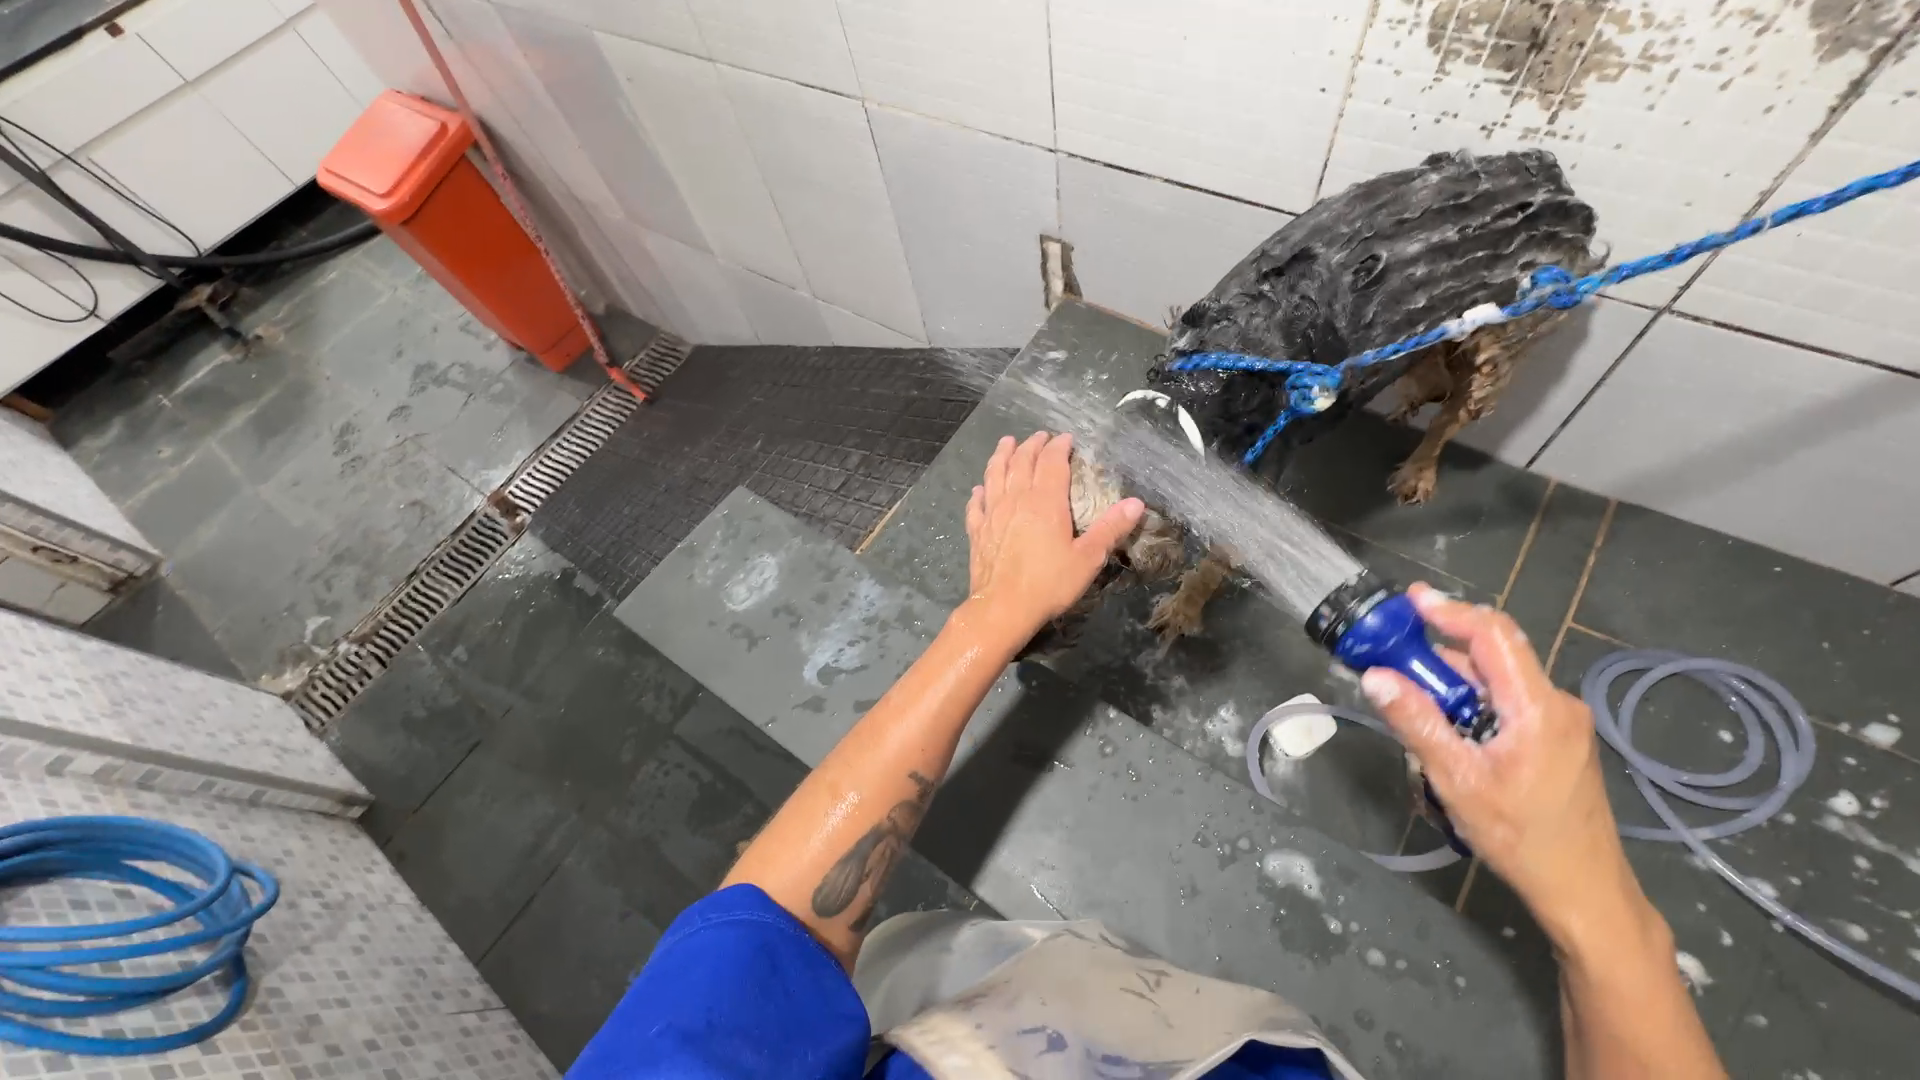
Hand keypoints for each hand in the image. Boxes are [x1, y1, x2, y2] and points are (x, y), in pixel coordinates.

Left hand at [963, 432, 1142, 640]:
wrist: (1003, 608)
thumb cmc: (1049, 583)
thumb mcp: (1088, 558)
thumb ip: (1111, 528)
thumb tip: (1136, 502)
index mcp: (1045, 501)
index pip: (1052, 462)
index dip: (1059, 447)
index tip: (1066, 439)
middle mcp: (1016, 499)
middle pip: (1022, 462)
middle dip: (1032, 446)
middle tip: (1039, 437)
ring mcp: (992, 514)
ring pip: (995, 475)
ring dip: (1002, 456)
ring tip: (1006, 444)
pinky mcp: (977, 532)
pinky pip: (976, 505)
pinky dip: (979, 493)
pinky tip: (979, 489)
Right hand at [1360, 584, 1644, 945]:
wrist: (1584, 890)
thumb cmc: (1521, 837)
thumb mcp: (1457, 780)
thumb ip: (1417, 723)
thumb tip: (1375, 676)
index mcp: (1538, 706)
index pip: (1493, 635)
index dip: (1450, 610)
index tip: (1410, 599)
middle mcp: (1555, 703)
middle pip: (1490, 659)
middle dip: (1438, 658)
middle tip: (1391, 667)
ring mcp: (1561, 723)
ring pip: (1495, 685)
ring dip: (1452, 691)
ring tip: (1416, 723)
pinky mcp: (1557, 741)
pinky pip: (1506, 706)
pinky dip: (1471, 710)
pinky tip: (1449, 742)